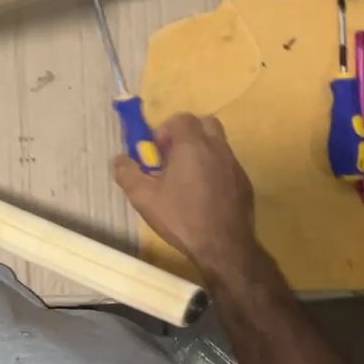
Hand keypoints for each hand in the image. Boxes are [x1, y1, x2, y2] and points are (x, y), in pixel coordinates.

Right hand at [113, 113, 262, 284]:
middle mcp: (217, 149)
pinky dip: (212, 169)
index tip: (155, 152)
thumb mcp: (143, 197)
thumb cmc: (180, 217)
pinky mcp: (244, 182)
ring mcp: (234, 165)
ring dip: (199, 152)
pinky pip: (226, 164)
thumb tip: (119, 159)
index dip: (164, 130)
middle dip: (186, 134)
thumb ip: (127, 173)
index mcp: (192, 146)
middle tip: (171, 158)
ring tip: (184, 179)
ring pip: (217, 144)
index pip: (181, 119)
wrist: (223, 245)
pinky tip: (202, 195)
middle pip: (205, 123)